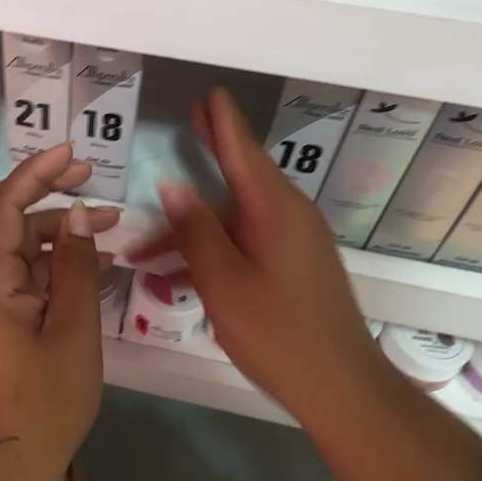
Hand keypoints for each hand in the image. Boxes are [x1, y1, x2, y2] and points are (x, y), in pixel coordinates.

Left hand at [0, 142, 120, 478]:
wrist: (18, 452)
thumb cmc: (49, 397)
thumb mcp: (74, 329)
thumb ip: (78, 267)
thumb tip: (80, 218)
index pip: (3, 205)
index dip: (35, 173)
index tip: (70, 152)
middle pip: (5, 213)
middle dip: (44, 188)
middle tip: (88, 174)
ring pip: (21, 239)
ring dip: (61, 225)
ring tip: (112, 221)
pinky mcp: (4, 309)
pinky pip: (29, 267)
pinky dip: (59, 256)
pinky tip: (99, 257)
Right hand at [137, 89, 380, 423]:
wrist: (340, 387)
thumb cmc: (278, 333)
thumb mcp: (224, 282)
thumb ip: (196, 231)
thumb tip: (173, 186)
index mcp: (274, 210)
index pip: (243, 152)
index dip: (223, 122)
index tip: (210, 92)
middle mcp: (288, 217)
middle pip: (239, 180)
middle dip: (210, 155)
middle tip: (190, 121)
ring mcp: (293, 244)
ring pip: (234, 223)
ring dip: (192, 233)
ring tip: (141, 252)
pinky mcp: (293, 268)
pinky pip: (246, 246)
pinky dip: (212, 255)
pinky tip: (174, 280)